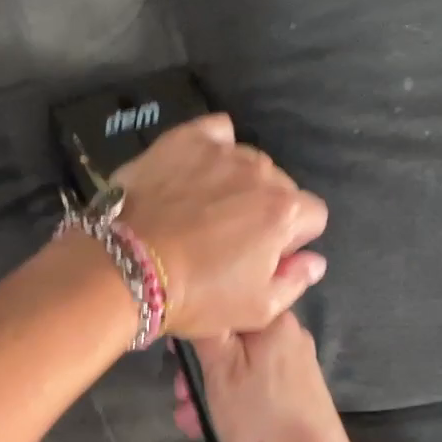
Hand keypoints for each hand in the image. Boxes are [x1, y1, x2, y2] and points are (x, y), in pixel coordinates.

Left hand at [112, 114, 327, 338]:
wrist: (126, 266)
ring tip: (203, 207)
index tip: (266, 255)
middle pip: (280, 186)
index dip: (292, 238)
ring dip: (237, 181)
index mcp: (285, 212)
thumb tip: (315, 261)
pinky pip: (216, 132)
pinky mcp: (185, 138)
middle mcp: (261, 173)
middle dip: (263, 209)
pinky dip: (214, 147)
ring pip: (247, 161)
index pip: (312, 216)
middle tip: (227, 237)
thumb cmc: (195, 295)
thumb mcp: (255, 309)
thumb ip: (294, 282)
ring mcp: (222, 151)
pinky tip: (196, 168)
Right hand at [172, 313, 363, 441]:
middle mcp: (289, 336)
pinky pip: (255, 385)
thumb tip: (200, 300)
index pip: (226, 303)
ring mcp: (296, 366)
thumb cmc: (261, 419)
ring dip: (211, 388)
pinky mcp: (298, 393)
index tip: (174, 353)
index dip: (196, 325)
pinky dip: (232, 400)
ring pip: (240, 365)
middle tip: (180, 395)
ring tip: (191, 420)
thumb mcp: (221, 371)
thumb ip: (206, 331)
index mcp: (274, 320)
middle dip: (201, 366)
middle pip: (232, 338)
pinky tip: (213, 426)